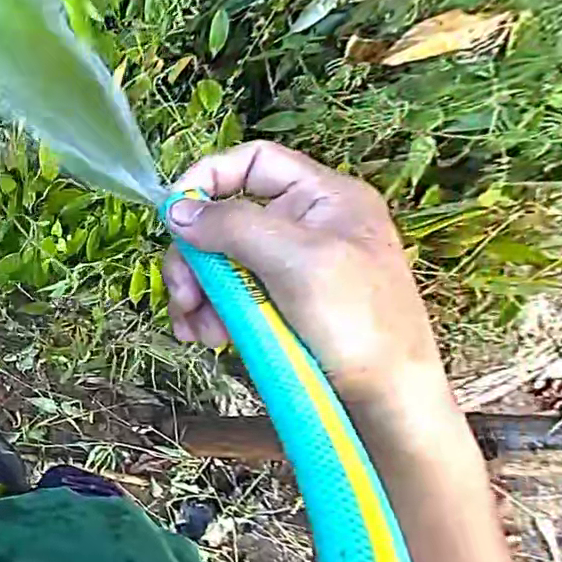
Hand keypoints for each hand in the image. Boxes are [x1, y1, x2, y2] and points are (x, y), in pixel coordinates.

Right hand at [161, 141, 445, 407]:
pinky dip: (207, 313)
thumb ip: (234, 226)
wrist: (387, 399)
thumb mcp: (296, 262)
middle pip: (222, 219)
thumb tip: (175, 209)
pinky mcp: (272, 304)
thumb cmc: (359, 322)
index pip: (253, 162)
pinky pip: (224, 295)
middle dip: (195, 258)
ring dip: (196, 294)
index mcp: (321, 198)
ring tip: (197, 330)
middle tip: (183, 295)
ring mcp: (284, 267)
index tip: (174, 214)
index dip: (208, 177)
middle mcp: (299, 226)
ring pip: (216, 262)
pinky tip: (205, 337)